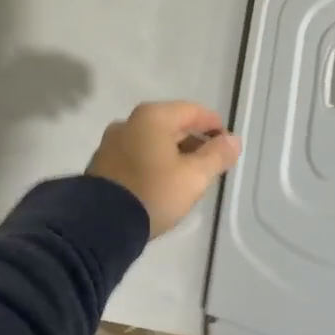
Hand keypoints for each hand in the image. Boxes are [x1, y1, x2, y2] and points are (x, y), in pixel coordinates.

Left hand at [86, 101, 241, 237]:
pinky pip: (137, 153)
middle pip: (172, 124)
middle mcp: (130, 121)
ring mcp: (113, 141)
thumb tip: (233, 140)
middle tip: (212, 163)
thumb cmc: (154, 193)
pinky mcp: (103, 162)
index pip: (193, 111)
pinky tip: (162, 181)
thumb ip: (216, 155)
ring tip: (189, 175)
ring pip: (153, 140)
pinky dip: (154, 161)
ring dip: (174, 152)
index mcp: (153, 117)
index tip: (227, 144)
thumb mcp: (193, 177)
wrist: (100, 224)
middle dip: (194, 141)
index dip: (214, 125)